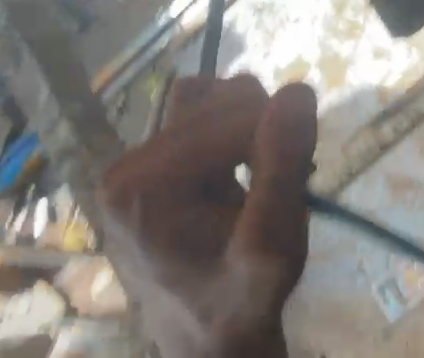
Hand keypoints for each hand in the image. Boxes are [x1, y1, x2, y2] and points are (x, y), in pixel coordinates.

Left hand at [100, 76, 317, 357]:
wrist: (214, 337)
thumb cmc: (243, 295)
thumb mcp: (273, 240)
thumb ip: (282, 164)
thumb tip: (296, 90)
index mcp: (142, 182)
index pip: (240, 117)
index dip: (280, 143)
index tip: (290, 185)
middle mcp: (128, 164)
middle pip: (227, 99)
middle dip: (267, 133)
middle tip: (277, 184)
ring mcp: (137, 160)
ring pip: (219, 96)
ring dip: (256, 126)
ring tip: (262, 177)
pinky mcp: (153, 160)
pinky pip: (210, 109)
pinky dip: (242, 126)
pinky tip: (246, 169)